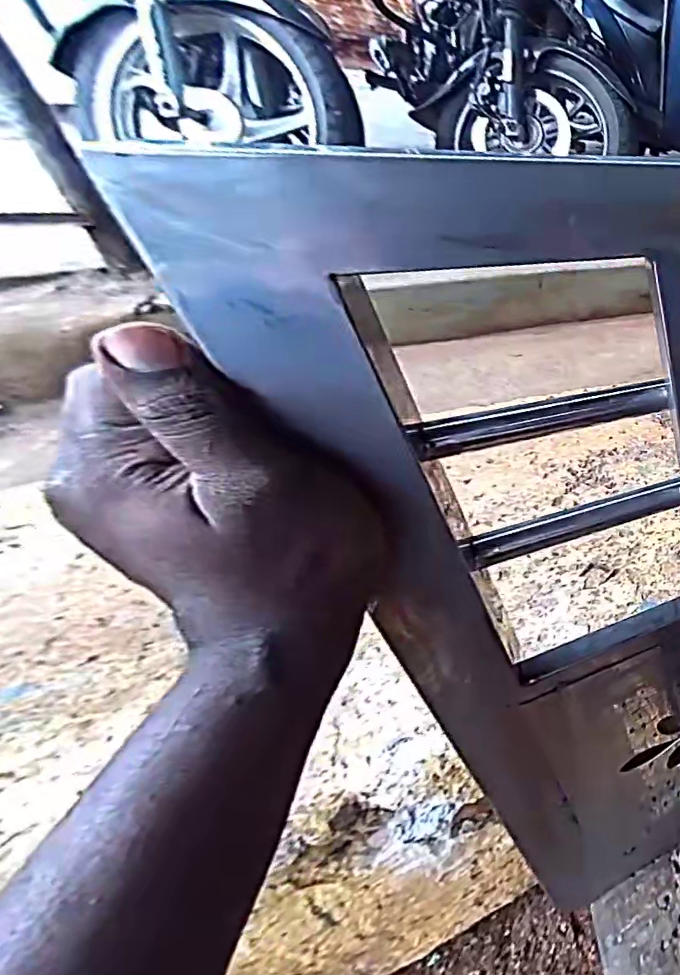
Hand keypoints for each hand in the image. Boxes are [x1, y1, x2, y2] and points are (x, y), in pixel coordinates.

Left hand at [44, 323, 385, 689]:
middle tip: (277, 450)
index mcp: (100, 469)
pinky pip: (180, 456)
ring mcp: (116, 499)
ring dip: (228, 433)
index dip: (200, 376)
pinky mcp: (150, 512)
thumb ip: (196, 414)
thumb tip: (132, 339)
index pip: (124, 374)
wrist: (294, 635)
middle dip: (216, 407)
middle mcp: (87, 480)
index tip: (262, 414)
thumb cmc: (297, 565)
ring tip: (276, 473)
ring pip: (166, 426)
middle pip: (142, 397)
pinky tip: (263, 486)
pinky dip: (226, 457)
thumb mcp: (262, 482)